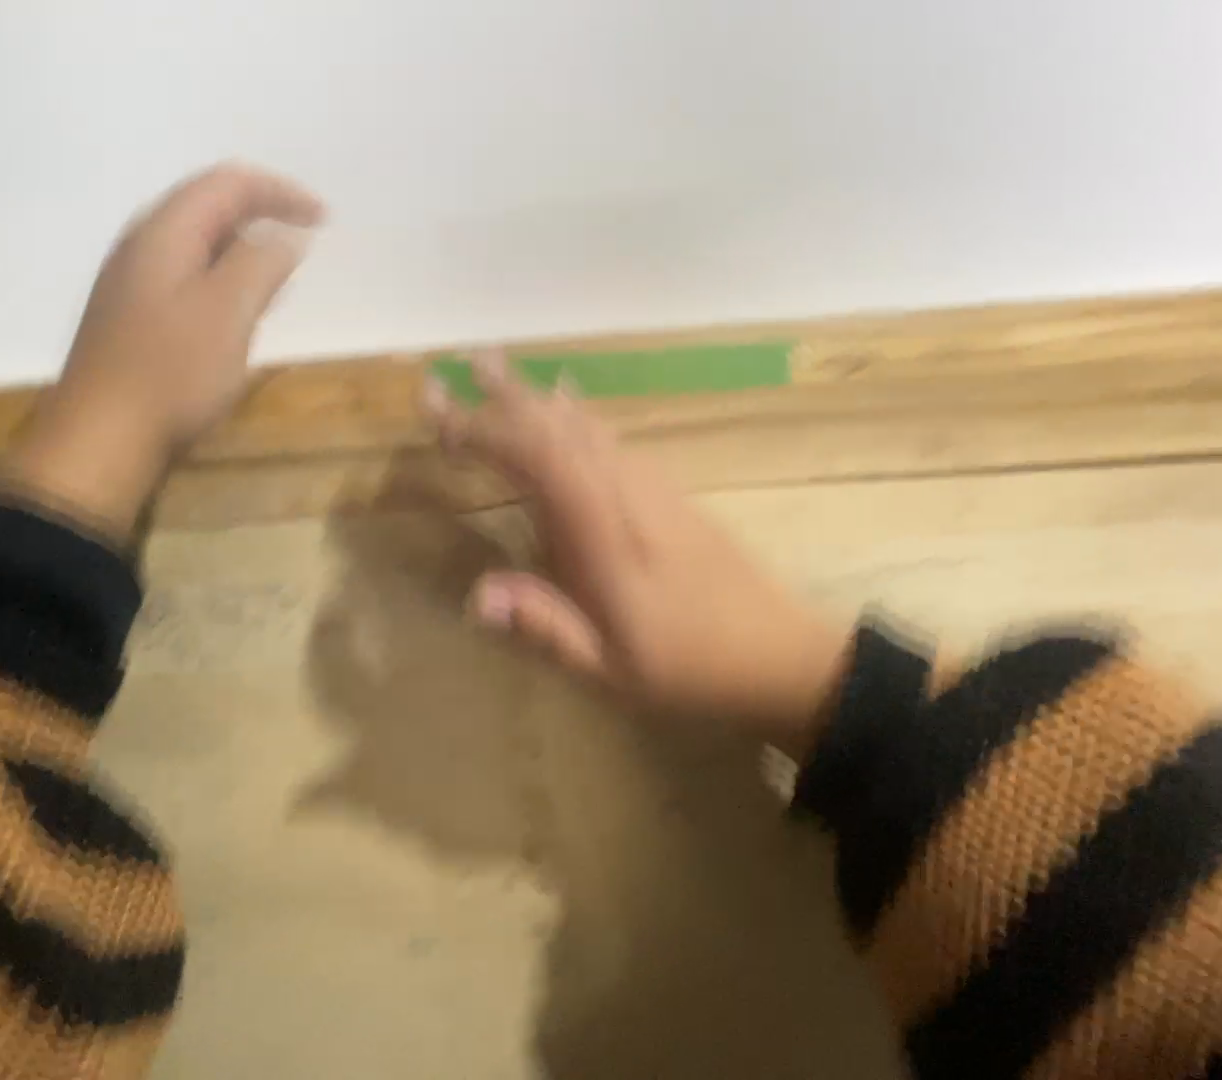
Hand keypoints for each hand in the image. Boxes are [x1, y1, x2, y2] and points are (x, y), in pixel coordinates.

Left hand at [4, 162, 325, 539]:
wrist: (102, 439)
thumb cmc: (171, 372)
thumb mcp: (228, 311)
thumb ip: (261, 263)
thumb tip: (285, 236)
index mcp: (164, 232)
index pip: (227, 183)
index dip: (280, 192)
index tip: (323, 220)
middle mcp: (141, 247)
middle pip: (207, 208)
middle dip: (262, 218)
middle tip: (302, 248)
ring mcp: (131, 285)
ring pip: (197, 248)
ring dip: (243, 254)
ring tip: (279, 282)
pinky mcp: (132, 321)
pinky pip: (186, 281)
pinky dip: (222, 284)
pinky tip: (237, 317)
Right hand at [424, 353, 852, 759]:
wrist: (781, 652)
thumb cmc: (689, 666)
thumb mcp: (611, 669)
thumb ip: (545, 628)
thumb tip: (476, 594)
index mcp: (606, 535)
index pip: (539, 461)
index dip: (486, 433)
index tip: (440, 419)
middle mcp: (625, 494)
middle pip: (557, 430)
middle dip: (500, 398)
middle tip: (452, 369)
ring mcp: (649, 487)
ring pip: (583, 425)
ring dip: (532, 395)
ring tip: (493, 366)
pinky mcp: (665, 491)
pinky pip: (607, 436)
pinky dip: (572, 413)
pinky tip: (562, 401)